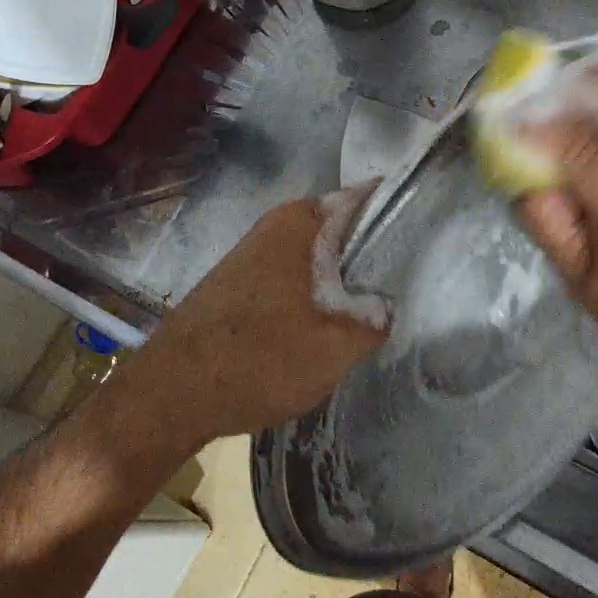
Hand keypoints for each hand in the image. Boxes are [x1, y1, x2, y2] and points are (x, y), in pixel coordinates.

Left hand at [127, 196, 386, 446]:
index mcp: (298, 224)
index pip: (363, 199)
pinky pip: (292, 284)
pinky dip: (313, 300)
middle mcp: (272, 230)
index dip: (397, 214)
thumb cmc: (256, 360)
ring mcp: (252, 260)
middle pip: (340, 234)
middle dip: (371, 257)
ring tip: (376, 314)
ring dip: (342, 284)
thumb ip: (374, 322)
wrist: (170, 397)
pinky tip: (327, 333)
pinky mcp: (238, 290)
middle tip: (409, 287)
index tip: (428, 237)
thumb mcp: (334, 348)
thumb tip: (388, 307)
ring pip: (315, 262)